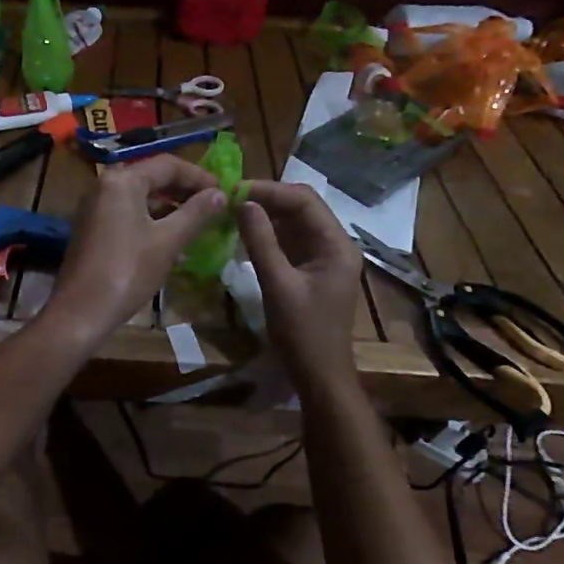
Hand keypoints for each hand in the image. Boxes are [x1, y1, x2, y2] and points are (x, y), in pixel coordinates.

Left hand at [44, 155, 227, 340]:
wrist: (81, 310)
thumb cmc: (128, 271)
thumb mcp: (168, 241)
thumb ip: (196, 213)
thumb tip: (220, 194)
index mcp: (121, 181)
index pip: (167, 165)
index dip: (199, 176)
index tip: (224, 191)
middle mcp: (103, 187)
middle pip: (152, 179)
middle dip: (184, 192)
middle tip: (214, 206)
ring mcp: (94, 208)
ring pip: (140, 199)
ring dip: (170, 209)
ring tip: (199, 224)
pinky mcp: (92, 229)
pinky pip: (127, 216)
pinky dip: (151, 223)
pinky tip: (174, 242)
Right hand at [237, 181, 362, 388]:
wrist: (318, 372)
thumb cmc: (302, 332)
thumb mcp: (277, 285)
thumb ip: (261, 242)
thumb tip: (243, 203)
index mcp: (336, 245)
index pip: (304, 200)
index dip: (269, 190)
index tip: (233, 190)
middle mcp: (334, 244)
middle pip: (300, 206)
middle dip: (265, 198)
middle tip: (228, 198)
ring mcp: (321, 256)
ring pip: (292, 222)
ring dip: (263, 214)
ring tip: (229, 211)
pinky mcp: (308, 268)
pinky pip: (287, 240)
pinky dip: (265, 233)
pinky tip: (241, 232)